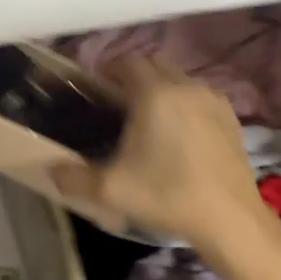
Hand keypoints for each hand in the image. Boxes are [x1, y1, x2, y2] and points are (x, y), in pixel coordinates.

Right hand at [51, 55, 265, 246]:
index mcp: (154, 94)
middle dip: (133, 78)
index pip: (126, 61)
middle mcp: (185, 86)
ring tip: (146, 122)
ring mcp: (213, 100)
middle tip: (115, 105)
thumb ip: (72, 177)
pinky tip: (177, 137)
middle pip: (154, 65)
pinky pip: (199, 98)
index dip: (107, 70)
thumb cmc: (165, 196)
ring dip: (160, 90)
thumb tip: (50, 169)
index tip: (94, 90)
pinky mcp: (230, 117)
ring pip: (179, 80)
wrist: (227, 217)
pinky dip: (183, 106)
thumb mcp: (110, 191)